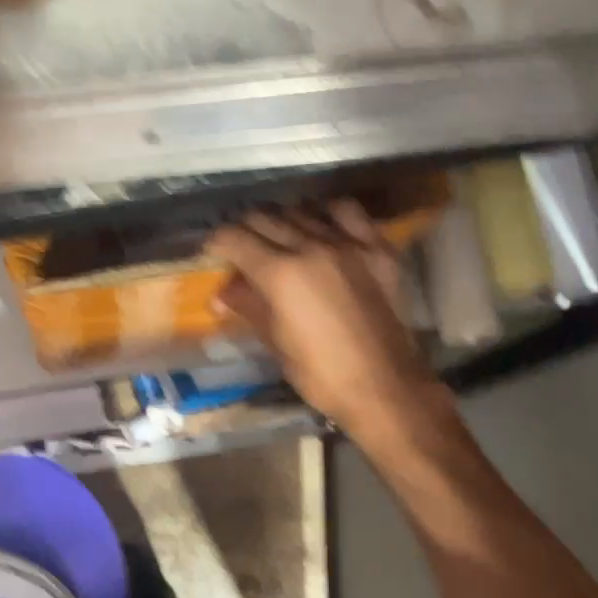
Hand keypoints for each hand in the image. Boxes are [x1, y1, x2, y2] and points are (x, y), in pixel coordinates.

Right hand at [208, 201, 448, 441]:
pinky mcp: (378, 248)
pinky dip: (326, 214)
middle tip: (241, 249)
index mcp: (280, 274)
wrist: (384, 386)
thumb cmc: (320, 374)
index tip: (212, 254)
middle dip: (244, 231)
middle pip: (264, 218)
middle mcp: (311, 246)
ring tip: (279, 238)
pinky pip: (347, 212)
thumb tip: (222, 294)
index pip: (234, 238)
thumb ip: (249, 307)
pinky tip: (322, 228)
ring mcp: (348, 243)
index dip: (216, 244)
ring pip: (301, 211)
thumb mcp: (275, 342)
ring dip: (282, 221)